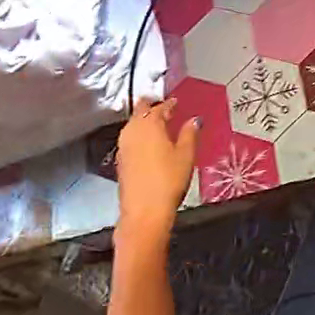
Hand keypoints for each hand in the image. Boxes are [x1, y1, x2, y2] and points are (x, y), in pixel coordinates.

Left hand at [115, 99, 199, 240]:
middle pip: (140, 111)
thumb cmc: (167, 182)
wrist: (144, 212)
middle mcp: (132, 131)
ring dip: (144, 121)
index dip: (169, 104)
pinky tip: (149, 144)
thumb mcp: (186, 155)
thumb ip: (190, 133)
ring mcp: (123, 146)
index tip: (175, 102)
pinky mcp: (120, 160)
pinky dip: (139, 136)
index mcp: (149, 125)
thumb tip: (194, 120)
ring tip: (158, 125)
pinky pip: (130, 139)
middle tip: (162, 107)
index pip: (160, 107)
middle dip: (151, 107)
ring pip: (133, 125)